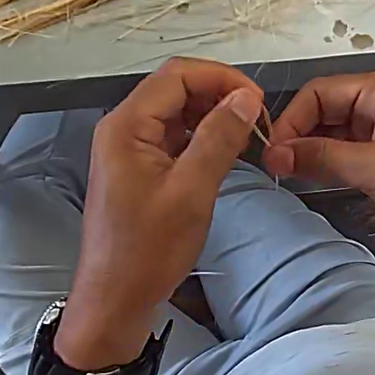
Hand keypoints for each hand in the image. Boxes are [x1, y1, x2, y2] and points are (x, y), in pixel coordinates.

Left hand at [57, 58, 263, 369]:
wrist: (116, 299)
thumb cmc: (147, 251)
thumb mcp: (191, 191)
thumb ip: (219, 138)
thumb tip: (245, 99)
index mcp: (127, 127)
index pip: (177, 76)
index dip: (222, 79)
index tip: (257, 101)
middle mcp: (124, 130)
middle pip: (176, 89)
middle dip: (220, 95)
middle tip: (257, 119)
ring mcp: (131, 150)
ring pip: (178, 114)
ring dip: (214, 117)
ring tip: (247, 135)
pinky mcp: (141, 170)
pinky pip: (175, 139)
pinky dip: (203, 139)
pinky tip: (226, 152)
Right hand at [263, 72, 374, 250]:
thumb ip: (324, 158)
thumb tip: (278, 154)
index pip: (321, 92)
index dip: (292, 120)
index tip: (273, 153)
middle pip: (326, 109)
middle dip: (300, 135)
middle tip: (277, 167)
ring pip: (336, 131)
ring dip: (314, 150)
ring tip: (290, 174)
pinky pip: (351, 150)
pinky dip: (331, 162)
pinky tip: (314, 177)